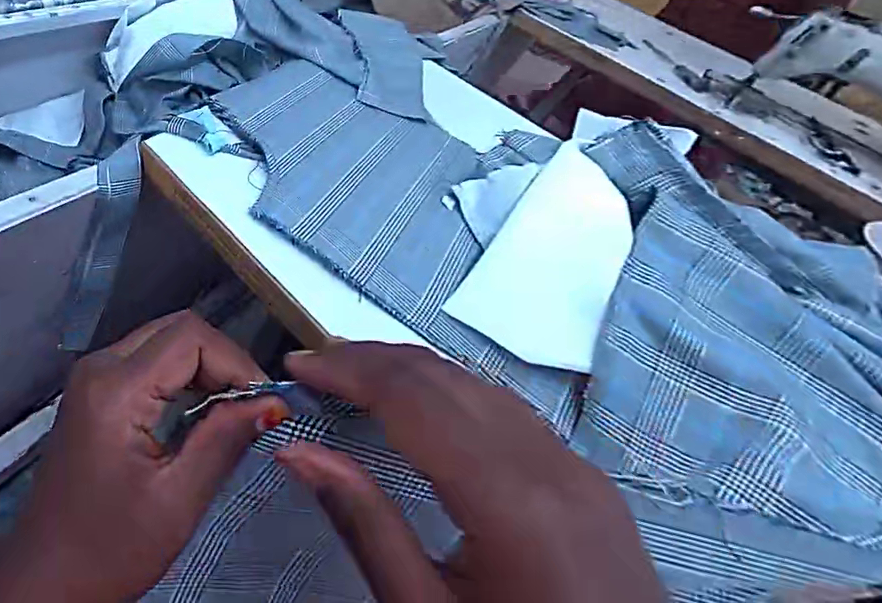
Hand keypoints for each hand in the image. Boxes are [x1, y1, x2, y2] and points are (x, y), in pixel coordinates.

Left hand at [0, 311, 287, 602]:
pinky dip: (181, 375)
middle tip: (255, 406)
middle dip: (222, 360)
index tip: (266, 402)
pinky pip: (147, 359)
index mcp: (114, 387)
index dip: (235, 360)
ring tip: (235, 411)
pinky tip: (201, 411)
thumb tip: (270, 403)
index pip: (188, 336)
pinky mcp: (94, 386)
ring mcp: (92, 372)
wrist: (46, 573)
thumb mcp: (176, 501)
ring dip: (204, 366)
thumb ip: (222, 441)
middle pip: (175, 329)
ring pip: (162, 339)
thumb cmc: (109, 547)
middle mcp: (99, 364)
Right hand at [277, 342, 661, 602]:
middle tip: (311, 367)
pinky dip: (443, 389)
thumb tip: (296, 450)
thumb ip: (362, 522)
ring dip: (403, 369)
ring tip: (347, 375)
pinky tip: (414, 404)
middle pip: (439, 376)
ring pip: (471, 381)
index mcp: (510, 499)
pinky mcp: (587, 480)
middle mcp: (549, 464)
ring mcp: (576, 468)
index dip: (345, 369)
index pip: (409, 396)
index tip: (295, 366)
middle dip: (366, 359)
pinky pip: (500, 406)